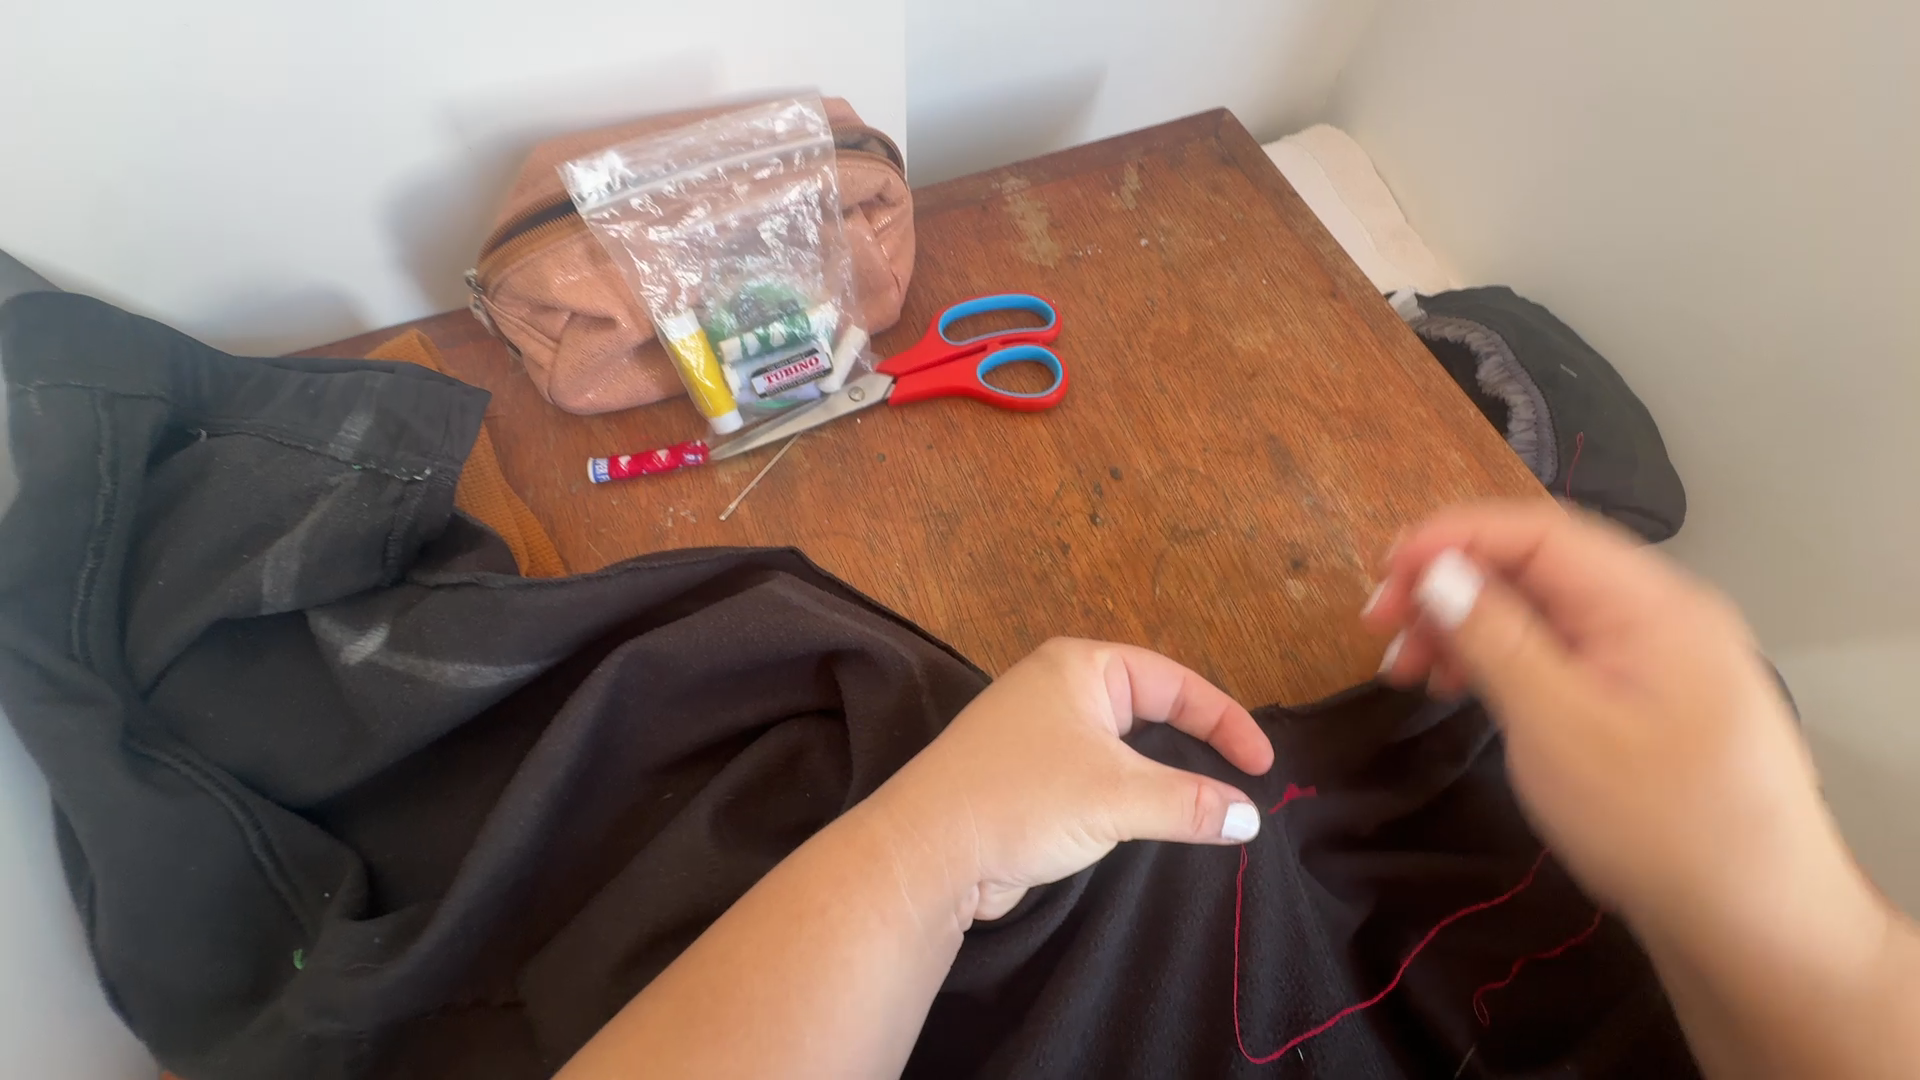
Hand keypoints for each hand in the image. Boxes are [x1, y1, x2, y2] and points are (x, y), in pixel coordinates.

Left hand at [863, 638, 1274, 921]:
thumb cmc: (1024, 798)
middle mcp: (1059, 687)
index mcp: (1079, 667)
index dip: (1223, 719)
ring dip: (1163, 772)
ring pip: (1122, 744)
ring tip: (1207, 804)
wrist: (930, 848)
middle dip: (1195, 741)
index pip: (1171, 681)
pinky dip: (1130, 790)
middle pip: (1149, 707)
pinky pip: (1097, 771)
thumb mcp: (1116, 796)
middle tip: (1241, 781)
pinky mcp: (1030, 771)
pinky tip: (1151, 818)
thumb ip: (1188, 803)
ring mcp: (1041, 729)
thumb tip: (1249, 818)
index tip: (1264, 764)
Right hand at [1361, 500, 1871, 938]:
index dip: (1452, 537)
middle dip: (1442, 587)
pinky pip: (1533, 645)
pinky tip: (1445, 685)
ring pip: (1519, 607)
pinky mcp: (1613, 684)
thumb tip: (1435, 570)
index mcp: (1648, 605)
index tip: (1384, 569)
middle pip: (1522, 567)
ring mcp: (1629, 649)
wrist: (1744, 920)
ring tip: (1403, 669)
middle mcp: (1642, 612)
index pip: (1536, 533)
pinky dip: (1479, 656)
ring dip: (1452, 626)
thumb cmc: (1654, 819)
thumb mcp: (1559, 724)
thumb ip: (1494, 637)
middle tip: (1377, 624)